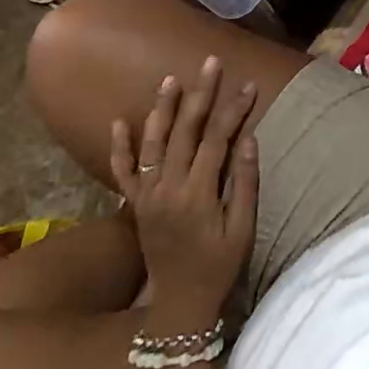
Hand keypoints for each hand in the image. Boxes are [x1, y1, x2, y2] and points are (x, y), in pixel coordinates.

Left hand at [110, 58, 258, 320]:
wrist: (179, 305)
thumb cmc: (219, 266)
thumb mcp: (242, 229)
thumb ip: (244, 183)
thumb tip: (248, 139)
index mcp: (197, 194)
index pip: (217, 139)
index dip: (234, 110)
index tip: (249, 85)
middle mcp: (167, 188)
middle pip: (184, 131)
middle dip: (200, 94)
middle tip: (211, 63)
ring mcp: (147, 196)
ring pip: (151, 143)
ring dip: (162, 109)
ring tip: (170, 80)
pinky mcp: (135, 205)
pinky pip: (122, 172)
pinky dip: (119, 147)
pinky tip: (119, 121)